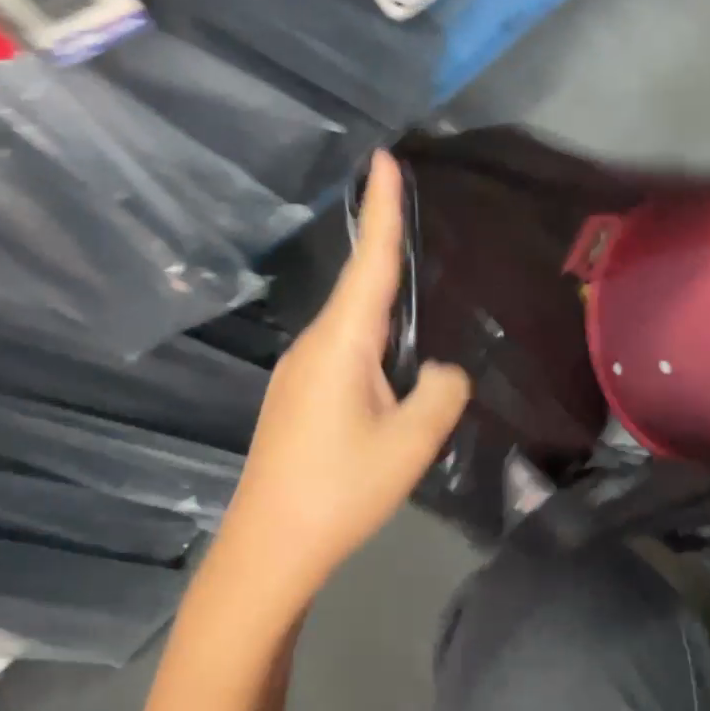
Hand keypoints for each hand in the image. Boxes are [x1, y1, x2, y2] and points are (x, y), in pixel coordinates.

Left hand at [214, 151, 470, 604]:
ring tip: (424, 287)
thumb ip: (442, 388)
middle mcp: (315, 348)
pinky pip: (349, 351)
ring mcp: (302, 374)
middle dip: (389, 247)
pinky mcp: (302, 399)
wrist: (267, 551)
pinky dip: (378, 338)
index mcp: (341, 346)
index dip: (382, 211)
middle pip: (361, 287)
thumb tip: (441, 371)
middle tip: (421, 215)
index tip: (384, 159)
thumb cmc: (341, 490)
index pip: (370, 264)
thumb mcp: (413, 440)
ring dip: (387, 300)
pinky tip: (400, 360)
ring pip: (356, 324)